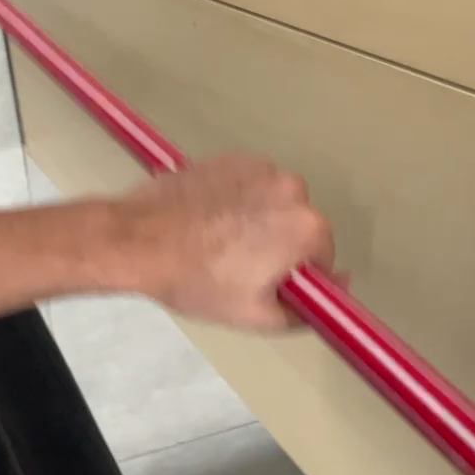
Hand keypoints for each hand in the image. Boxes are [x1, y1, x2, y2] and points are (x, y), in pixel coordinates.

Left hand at [107, 154, 335, 329]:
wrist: (136, 240)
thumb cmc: (194, 279)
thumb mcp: (257, 316)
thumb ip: (310, 309)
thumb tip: (338, 286)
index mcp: (307, 226)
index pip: (320, 258)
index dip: (294, 276)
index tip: (262, 281)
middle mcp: (290, 188)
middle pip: (297, 225)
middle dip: (275, 244)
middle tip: (233, 264)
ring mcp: (256, 167)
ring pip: (270, 202)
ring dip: (253, 218)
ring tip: (212, 241)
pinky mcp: (225, 158)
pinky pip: (243, 184)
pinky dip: (231, 198)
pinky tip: (203, 218)